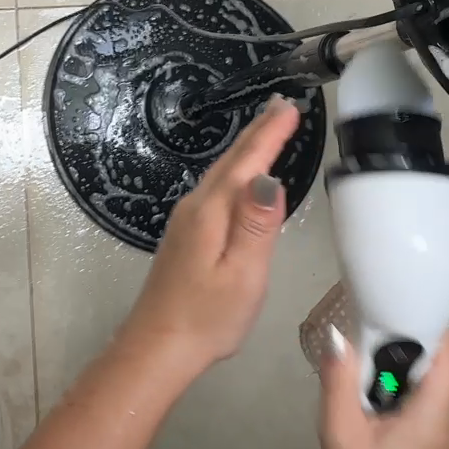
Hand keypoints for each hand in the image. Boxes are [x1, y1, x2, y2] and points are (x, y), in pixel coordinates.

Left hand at [116, 94, 302, 375]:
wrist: (158, 344)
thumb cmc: (207, 316)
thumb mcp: (242, 274)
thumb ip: (256, 225)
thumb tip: (268, 177)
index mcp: (211, 212)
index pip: (245, 163)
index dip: (269, 134)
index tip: (290, 107)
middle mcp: (195, 206)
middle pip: (230, 161)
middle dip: (257, 131)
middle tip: (282, 105)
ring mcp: (187, 219)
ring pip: (221, 173)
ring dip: (246, 148)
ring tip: (267, 127)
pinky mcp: (186, 233)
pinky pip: (216, 189)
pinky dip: (235, 170)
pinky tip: (243, 174)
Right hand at [319, 333, 448, 448]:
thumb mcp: (341, 432)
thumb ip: (339, 382)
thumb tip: (337, 335)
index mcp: (433, 416)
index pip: (448, 359)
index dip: (431, 326)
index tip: (401, 299)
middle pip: (437, 368)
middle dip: (405, 342)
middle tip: (368, 323)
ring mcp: (446, 436)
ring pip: (429, 385)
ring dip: (400, 366)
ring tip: (363, 354)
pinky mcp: (435, 444)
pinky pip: (423, 401)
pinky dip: (401, 386)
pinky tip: (371, 390)